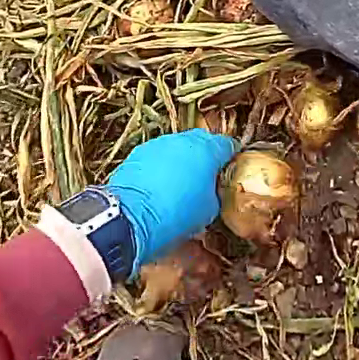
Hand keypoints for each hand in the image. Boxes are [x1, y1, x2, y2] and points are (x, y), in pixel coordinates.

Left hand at [104, 130, 236, 268]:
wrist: (127, 219)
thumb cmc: (175, 214)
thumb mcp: (208, 210)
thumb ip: (215, 193)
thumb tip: (211, 192)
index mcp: (208, 150)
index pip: (229, 145)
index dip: (231, 158)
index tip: (230, 170)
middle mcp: (184, 140)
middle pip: (203, 142)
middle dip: (206, 156)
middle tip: (206, 177)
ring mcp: (159, 144)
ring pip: (177, 148)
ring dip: (181, 161)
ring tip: (179, 185)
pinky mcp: (137, 154)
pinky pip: (157, 158)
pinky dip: (160, 168)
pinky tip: (158, 188)